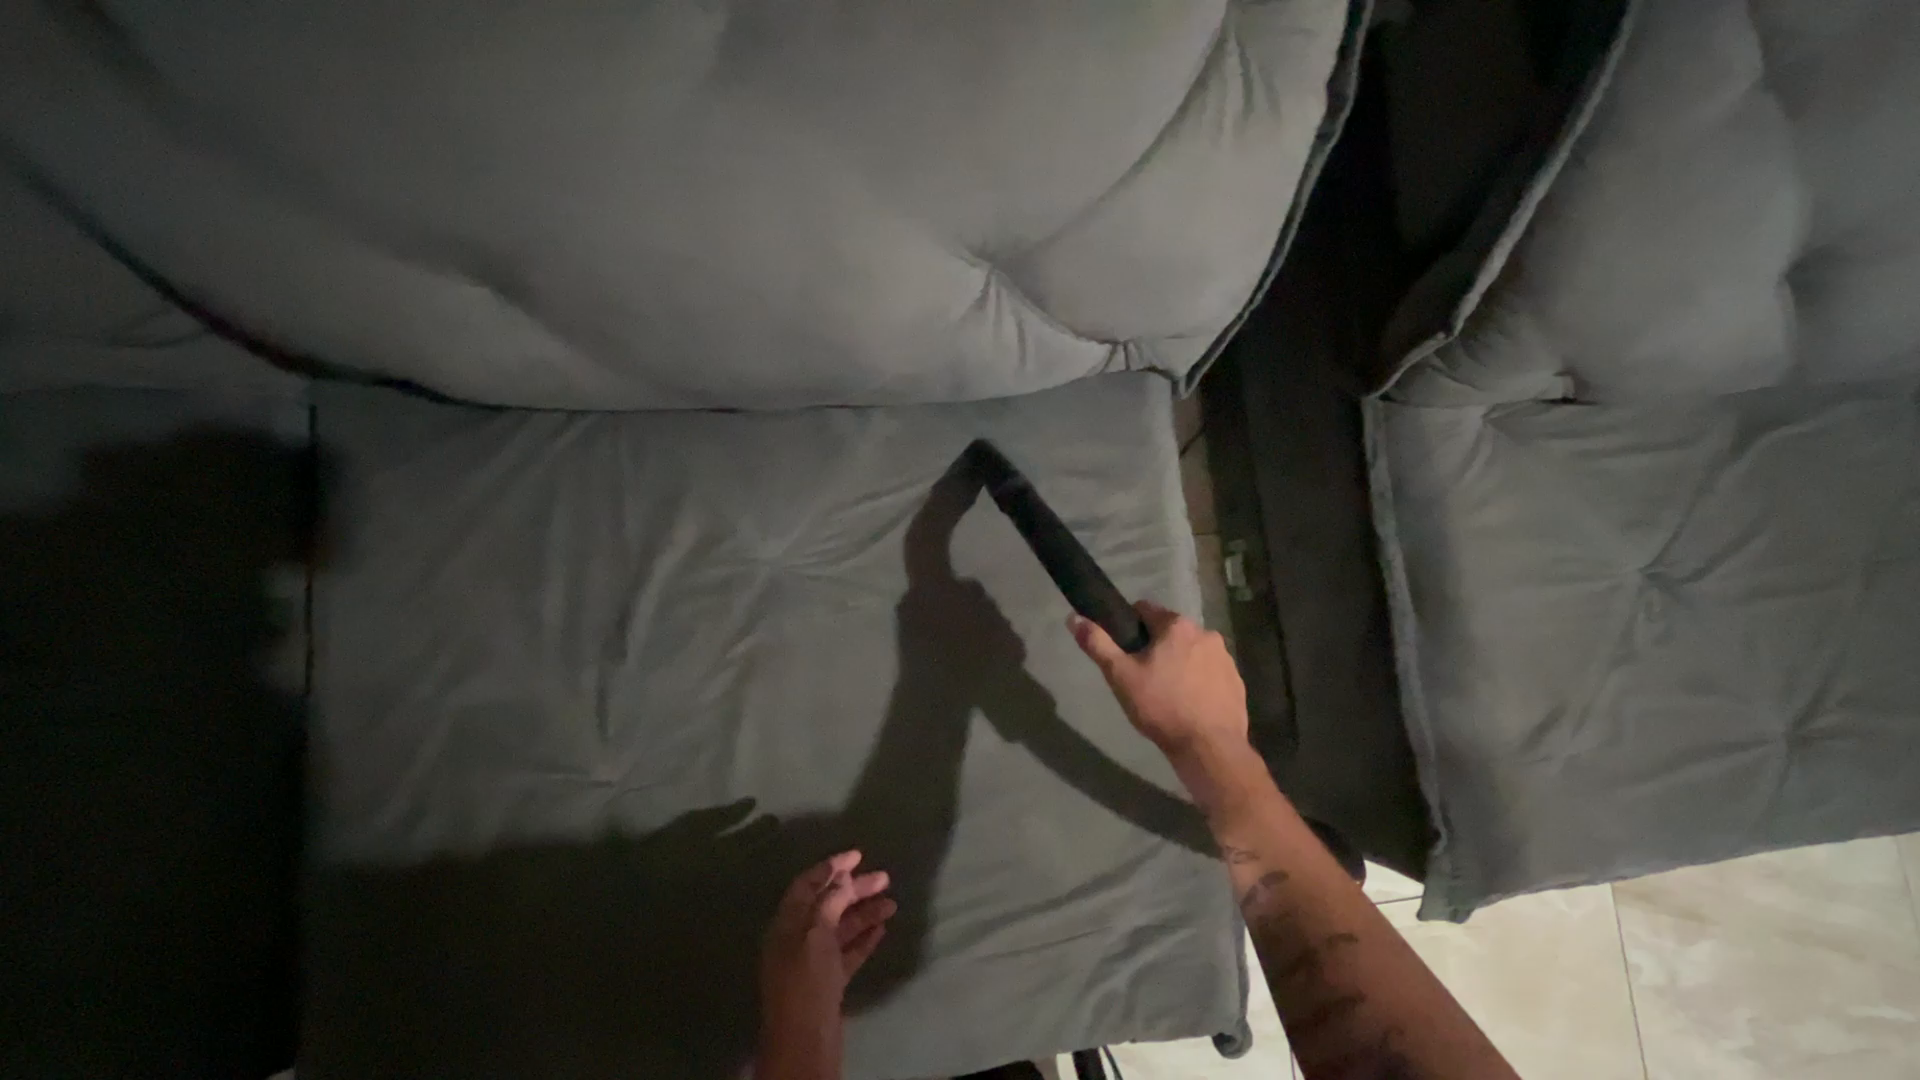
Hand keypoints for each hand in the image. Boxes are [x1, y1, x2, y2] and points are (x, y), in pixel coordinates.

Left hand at [756, 851, 895, 1079]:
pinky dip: (863, 938)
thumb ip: (828, 903)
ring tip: (892, 903)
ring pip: (841, 928)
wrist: (805, 1041)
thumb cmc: (806, 981)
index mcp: (787, 923)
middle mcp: (798, 938)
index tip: (858, 855)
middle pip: (827, 904)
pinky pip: (847, 952)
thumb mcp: (815, 935)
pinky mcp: (829, 982)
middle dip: (854, 889)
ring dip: (864, 912)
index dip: (831, 867)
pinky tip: (882, 928)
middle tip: (884, 877)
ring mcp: (813, 961)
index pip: (807, 884)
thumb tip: (842, 878)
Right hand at [1069, 601, 1247, 757]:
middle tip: (1142, 677)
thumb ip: (1097, 644)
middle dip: (1156, 647)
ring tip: (1166, 693)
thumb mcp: (1120, 676)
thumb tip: (1074, 618)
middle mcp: (1205, 633)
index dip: (1129, 627)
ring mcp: (1225, 658)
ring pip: (1192, 651)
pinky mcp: (1237, 681)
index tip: (1124, 651)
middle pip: (1170, 631)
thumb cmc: (1160, 707)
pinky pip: (1210, 672)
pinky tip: (1189, 704)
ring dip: (1179, 662)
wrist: (1208, 747)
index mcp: (1176, 626)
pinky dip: (1198, 681)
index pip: (1144, 609)